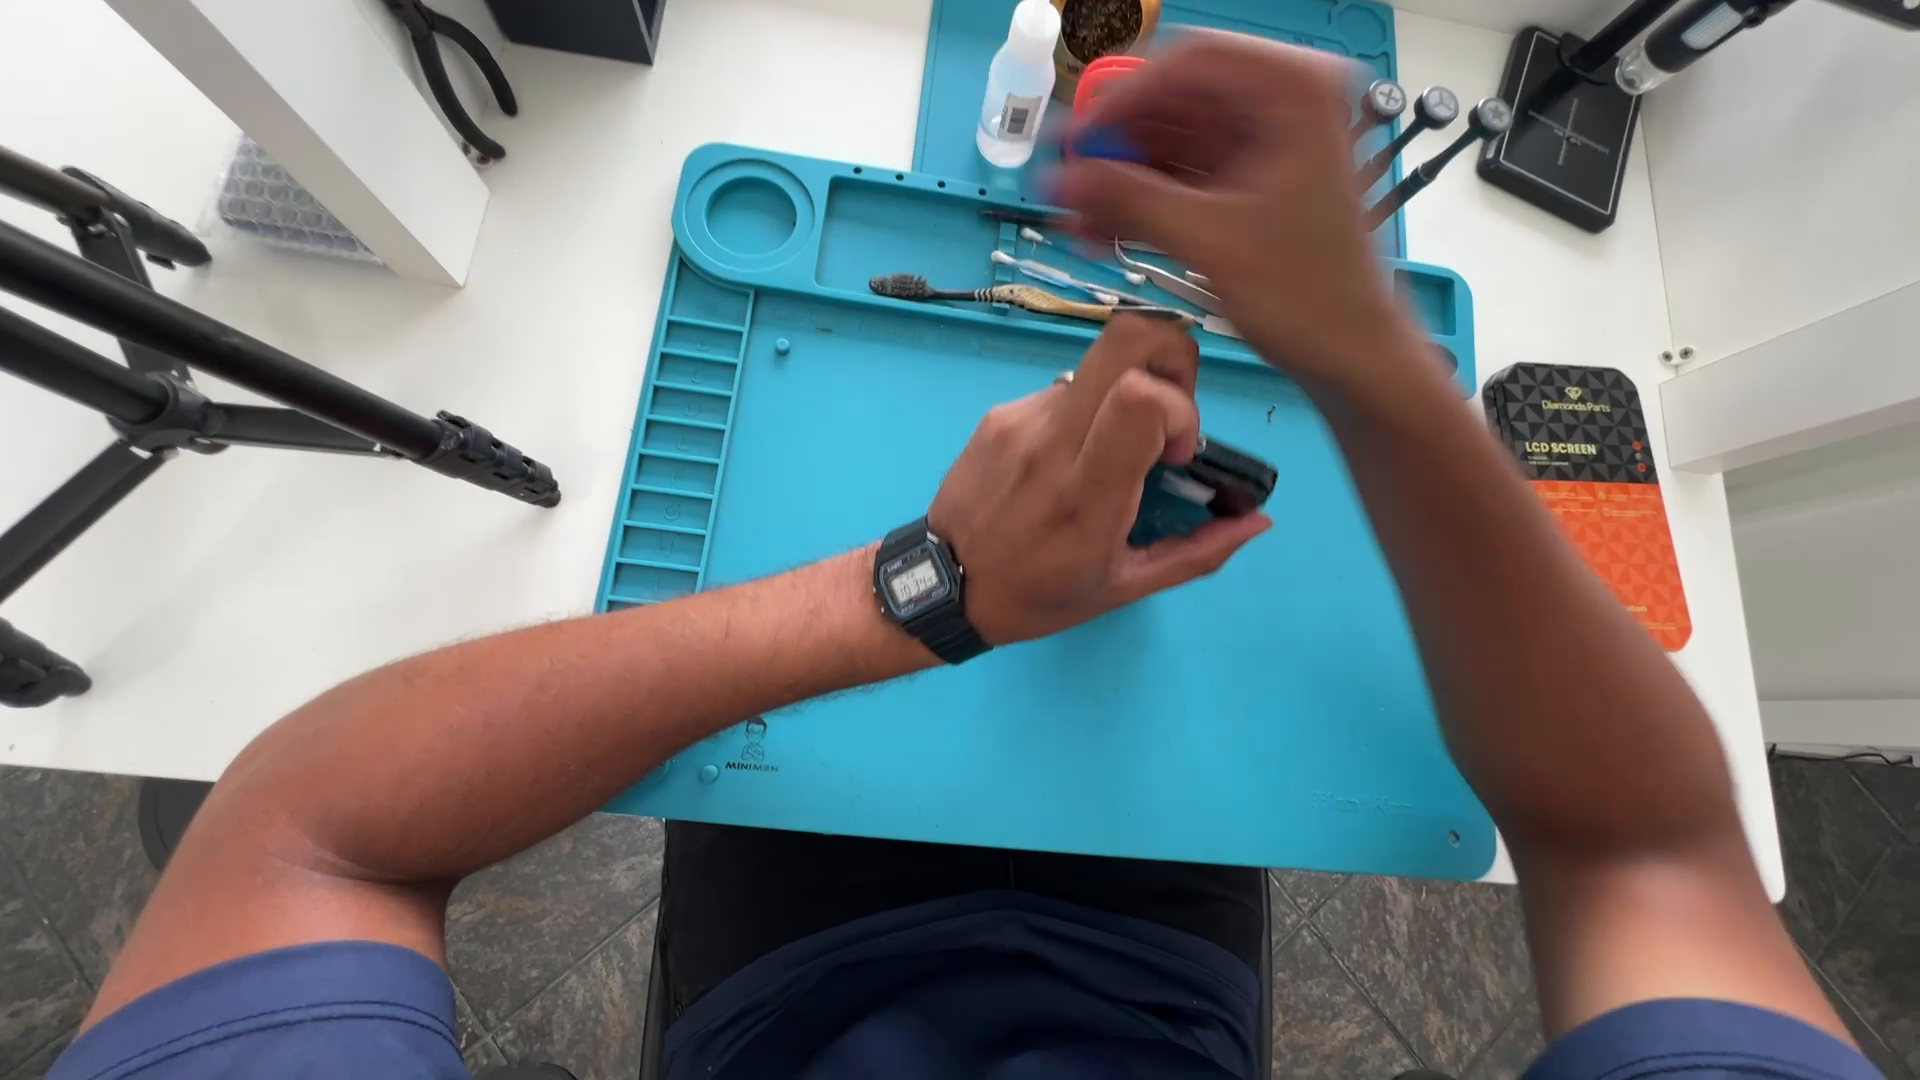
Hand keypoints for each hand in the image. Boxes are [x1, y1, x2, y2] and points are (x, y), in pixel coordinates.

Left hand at [927, 315, 1270, 645]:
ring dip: (1120, 401)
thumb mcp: (1123, 588)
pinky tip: (1066, 461)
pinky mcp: (997, 414)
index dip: (1179, 406)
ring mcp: (1018, 420)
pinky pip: (1060, 391)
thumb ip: (1197, 553)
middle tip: (1167, 410)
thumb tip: (1259, 520)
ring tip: (1106, 456)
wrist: (942, 587)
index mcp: (1088, 494)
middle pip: (1125, 338)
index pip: (1142, 395)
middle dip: (1170, 353)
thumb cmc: (1036, 595)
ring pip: (1096, 370)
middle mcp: (1051, 443)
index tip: (1175, 453)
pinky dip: (1081, 414)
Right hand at [1051, 34, 1426, 395]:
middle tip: (1065, 180)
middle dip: (1116, 148)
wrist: (1349, 351)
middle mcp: (1281, 108)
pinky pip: (1182, 183)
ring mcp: (1263, 151)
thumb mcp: (1210, 241)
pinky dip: (1143, 205)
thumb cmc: (1308, 296)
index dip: (1125, 100)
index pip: (1191, 62)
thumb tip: (1064, 180)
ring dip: (1121, 181)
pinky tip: (1100, 230)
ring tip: (1073, 216)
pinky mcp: (1248, 190)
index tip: (1079, 141)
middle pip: (1176, 105)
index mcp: (1295, 92)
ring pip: (1172, 148)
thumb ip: (1132, 202)